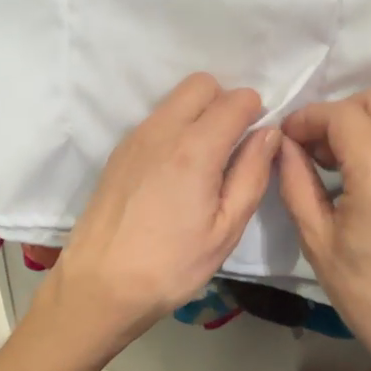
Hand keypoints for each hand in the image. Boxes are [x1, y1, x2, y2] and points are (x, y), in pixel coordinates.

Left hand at [44, 73, 277, 349]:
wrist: (101, 286)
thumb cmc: (171, 266)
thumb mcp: (225, 230)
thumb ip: (251, 175)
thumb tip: (269, 135)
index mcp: (196, 148)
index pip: (236, 100)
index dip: (256, 113)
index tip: (259, 142)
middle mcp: (162, 130)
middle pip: (202, 84)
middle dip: (225, 103)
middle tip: (233, 147)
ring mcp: (135, 139)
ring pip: (175, 100)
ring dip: (198, 115)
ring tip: (205, 165)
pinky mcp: (118, 154)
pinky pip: (155, 122)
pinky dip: (174, 131)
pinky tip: (175, 176)